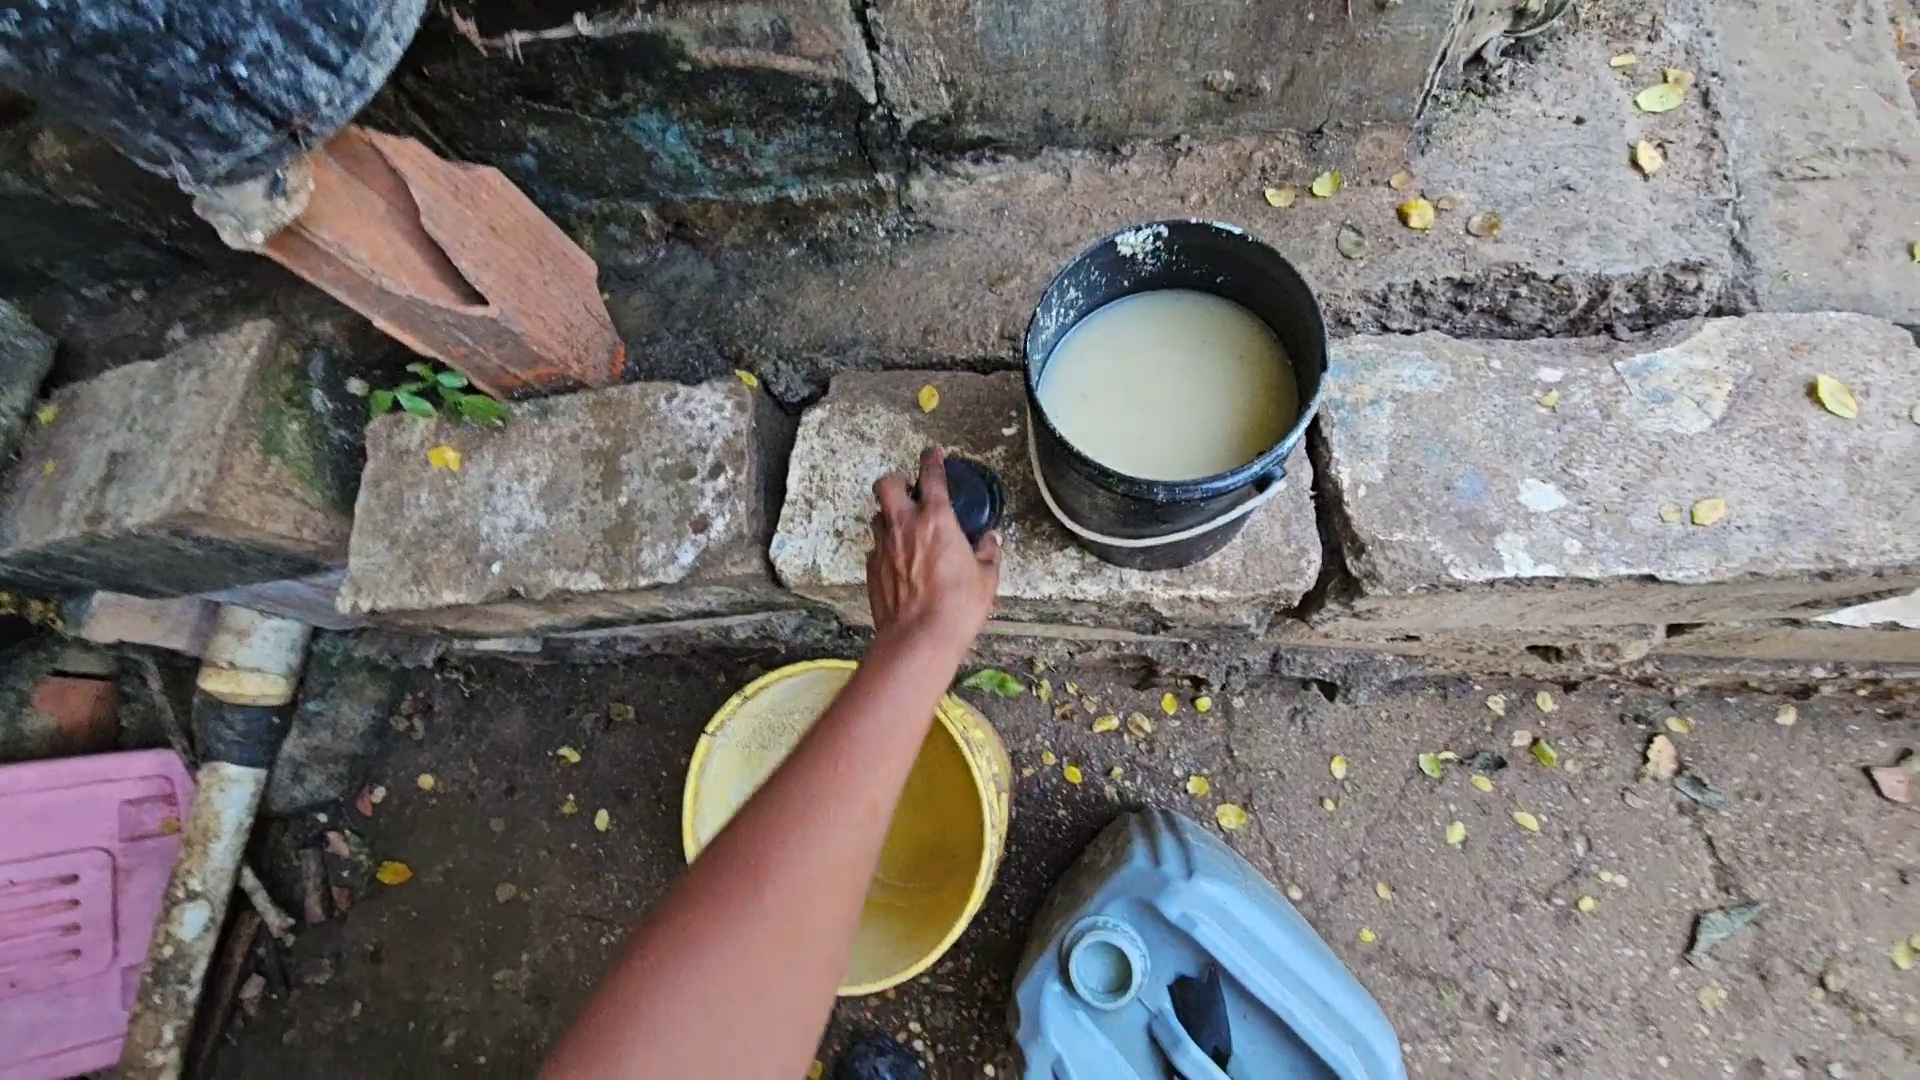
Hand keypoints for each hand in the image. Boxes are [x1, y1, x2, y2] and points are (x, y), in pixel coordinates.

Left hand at [867, 446, 1001, 644]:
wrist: (919, 637)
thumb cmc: (957, 606)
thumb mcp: (986, 578)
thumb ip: (988, 553)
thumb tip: (991, 540)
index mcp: (936, 519)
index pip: (930, 476)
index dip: (931, 459)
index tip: (933, 453)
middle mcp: (904, 525)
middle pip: (886, 484)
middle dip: (896, 481)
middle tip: (910, 491)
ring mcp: (883, 546)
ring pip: (878, 516)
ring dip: (890, 515)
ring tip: (906, 528)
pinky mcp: (872, 569)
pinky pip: (876, 547)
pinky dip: (887, 547)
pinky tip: (900, 561)